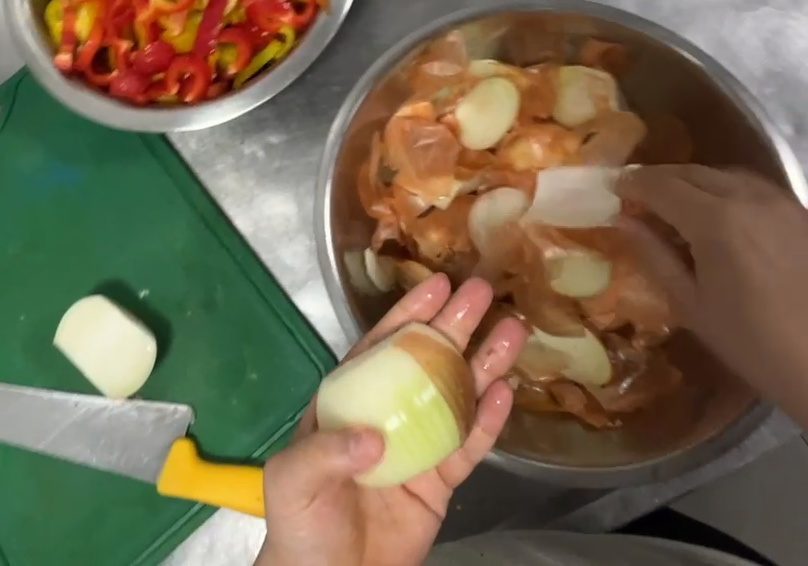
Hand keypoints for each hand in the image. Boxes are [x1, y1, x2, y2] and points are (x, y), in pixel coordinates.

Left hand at [256, 274, 526, 565]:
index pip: (381, 345)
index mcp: (351, 398)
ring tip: (513, 331)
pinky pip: (468, 447)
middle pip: (425, 361)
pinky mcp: (440, 481)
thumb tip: (375, 436)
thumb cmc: (303, 521)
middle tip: (485, 291)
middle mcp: (387, 411)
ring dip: (483, 363)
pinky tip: (506, 392)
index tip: (437, 284)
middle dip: (454, 325)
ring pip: (455, 395)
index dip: (409, 314)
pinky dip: (488, 421)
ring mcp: (417, 443)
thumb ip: (327, 451)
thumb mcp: (294, 478)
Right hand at [616, 165, 807, 423]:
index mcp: (716, 220)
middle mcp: (754, 200)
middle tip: (642, 194)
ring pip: (735, 178)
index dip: (632, 184)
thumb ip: (653, 255)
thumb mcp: (690, 305)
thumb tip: (625, 221)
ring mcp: (793, 209)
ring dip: (702, 183)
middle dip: (664, 178)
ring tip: (687, 205)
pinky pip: (771, 199)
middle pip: (696, 172)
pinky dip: (742, 201)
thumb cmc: (755, 346)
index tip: (613, 190)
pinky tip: (739, 228)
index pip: (661, 185)